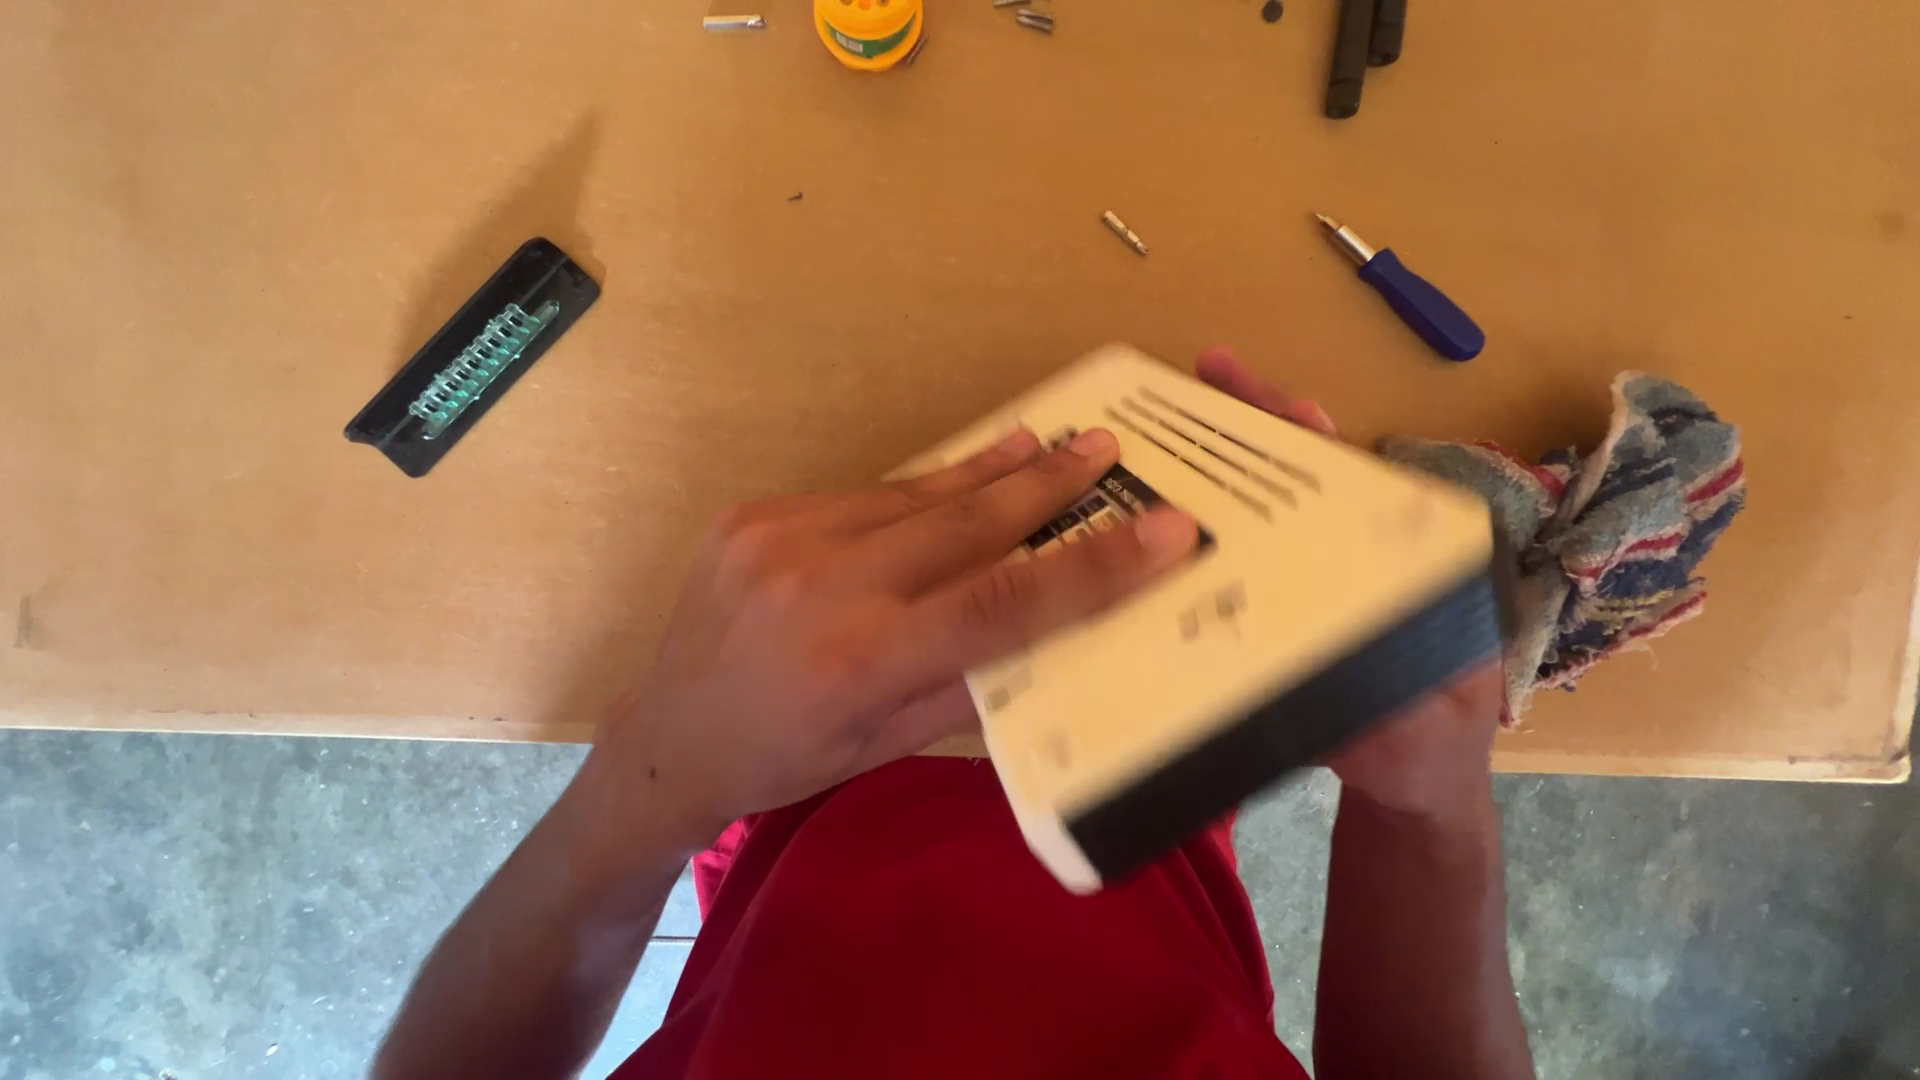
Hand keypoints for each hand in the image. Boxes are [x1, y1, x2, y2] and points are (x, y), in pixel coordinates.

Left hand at [579, 427, 1199, 855]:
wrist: (668, 735)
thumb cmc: (787, 758)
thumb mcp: (885, 744)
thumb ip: (964, 682)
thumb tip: (1045, 629)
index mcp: (861, 661)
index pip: (1001, 606)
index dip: (1091, 568)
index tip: (1162, 531)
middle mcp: (823, 584)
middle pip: (963, 524)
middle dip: (1046, 485)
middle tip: (1105, 448)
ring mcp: (781, 537)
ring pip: (914, 497)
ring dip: (986, 472)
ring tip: (1044, 442)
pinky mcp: (755, 514)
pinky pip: (863, 499)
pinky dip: (919, 492)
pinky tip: (957, 479)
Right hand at [1195, 346, 1504, 823]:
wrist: (1404, 785)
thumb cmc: (1425, 751)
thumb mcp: (1421, 722)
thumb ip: (1401, 695)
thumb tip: (1349, 643)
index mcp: (1399, 565)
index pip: (1353, 485)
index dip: (1316, 441)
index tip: (1283, 402)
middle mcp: (1354, 555)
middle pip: (1304, 473)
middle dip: (1259, 420)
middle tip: (1211, 369)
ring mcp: (1312, 576)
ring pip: (1266, 503)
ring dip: (1226, 455)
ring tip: (1183, 405)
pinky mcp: (1277, 600)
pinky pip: (1237, 549)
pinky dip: (1205, 516)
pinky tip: (1163, 498)